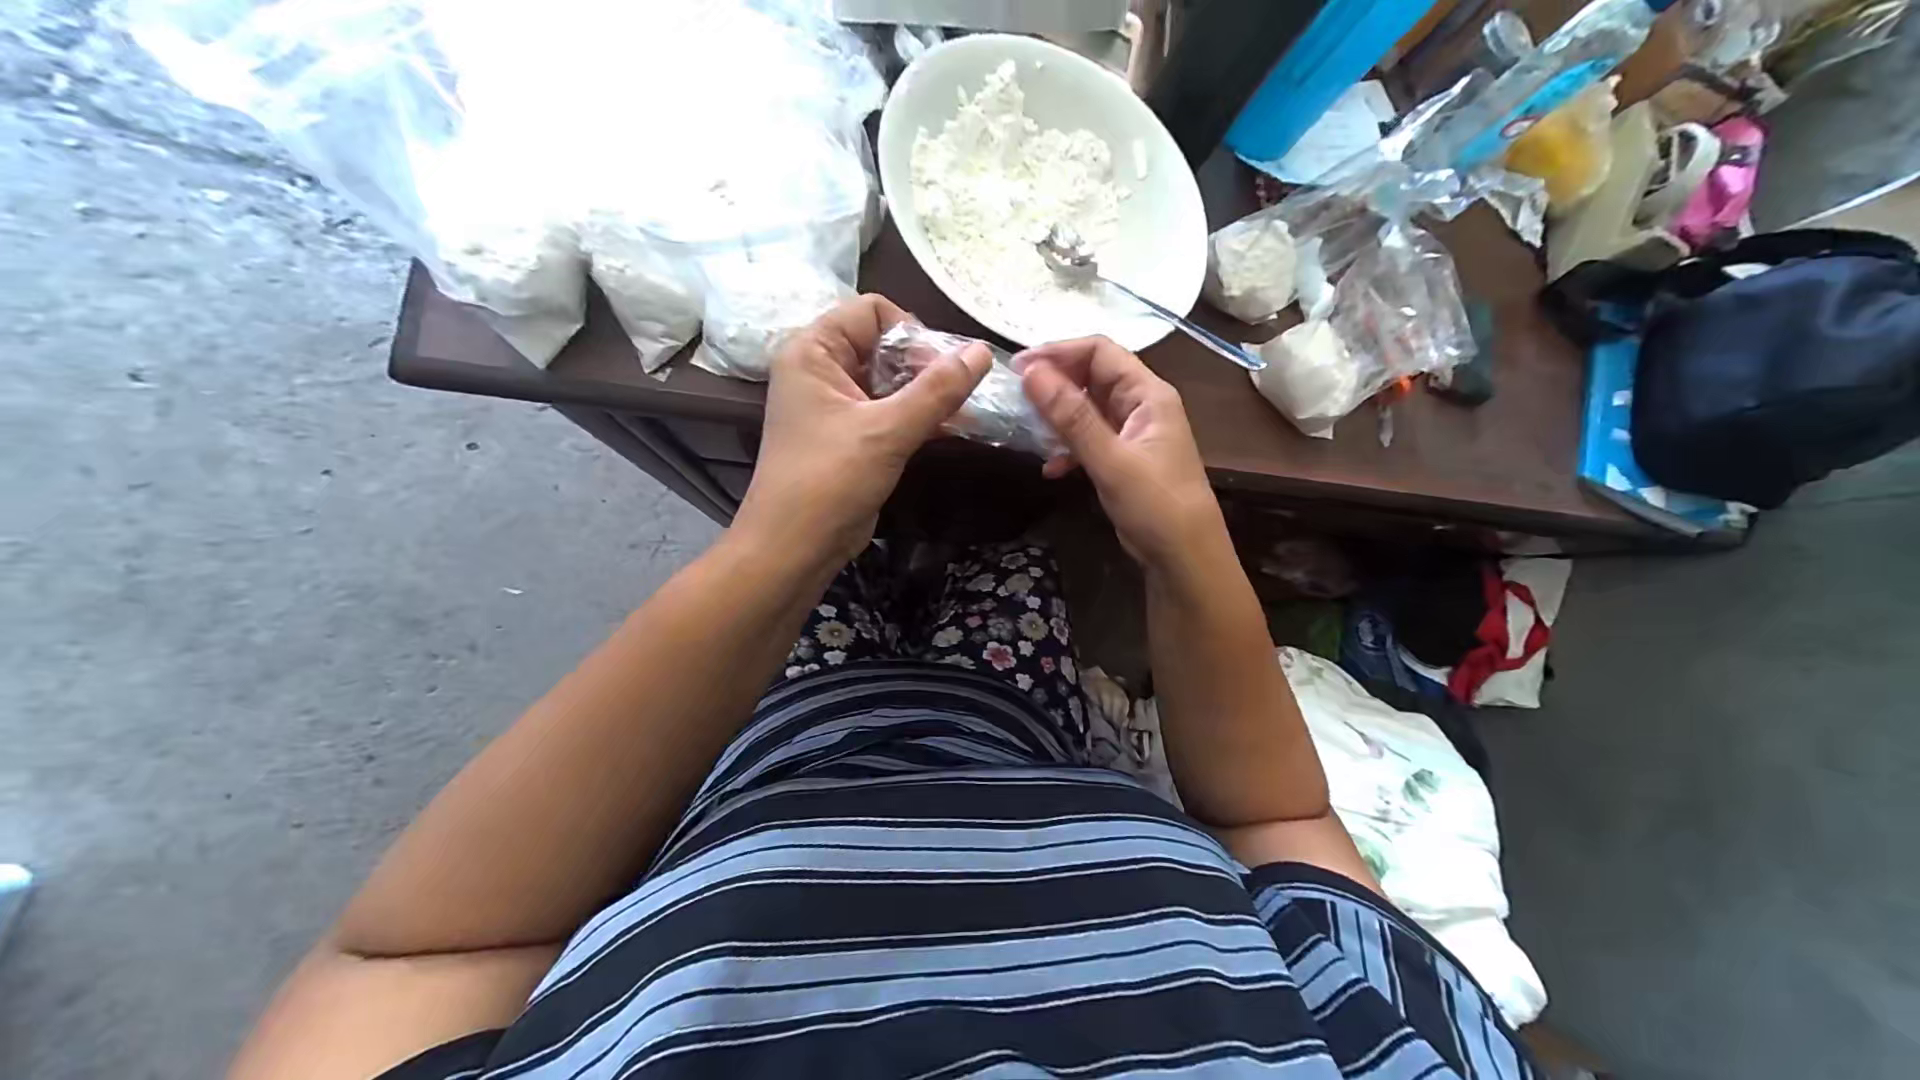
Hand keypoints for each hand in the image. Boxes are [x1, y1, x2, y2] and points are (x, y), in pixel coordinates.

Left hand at [734, 295, 990, 564]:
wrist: (795, 548)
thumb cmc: (830, 480)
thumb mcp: (887, 430)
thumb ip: (937, 390)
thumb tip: (982, 351)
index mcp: (813, 351)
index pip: (872, 311)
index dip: (912, 332)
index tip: (940, 369)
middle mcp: (822, 370)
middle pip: (886, 345)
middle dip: (927, 366)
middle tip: (959, 395)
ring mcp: (837, 405)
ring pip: (893, 381)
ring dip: (929, 394)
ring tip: (968, 413)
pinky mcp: (852, 436)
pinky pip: (891, 412)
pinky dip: (919, 417)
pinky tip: (955, 429)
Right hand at [1016, 336, 1224, 570]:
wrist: (1184, 557)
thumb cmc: (1156, 505)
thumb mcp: (1111, 459)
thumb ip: (1071, 416)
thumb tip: (1032, 373)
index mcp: (1148, 394)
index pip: (1100, 351)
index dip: (1058, 351)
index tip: (1018, 367)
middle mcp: (1140, 405)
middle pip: (1090, 375)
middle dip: (1053, 383)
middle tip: (1015, 395)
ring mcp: (1130, 432)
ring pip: (1085, 408)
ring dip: (1056, 417)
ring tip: (1026, 429)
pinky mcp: (1121, 458)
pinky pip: (1087, 439)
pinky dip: (1067, 447)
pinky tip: (1051, 468)